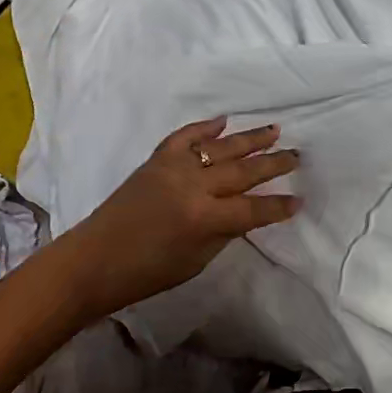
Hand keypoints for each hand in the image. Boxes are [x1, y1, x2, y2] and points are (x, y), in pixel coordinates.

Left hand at [54, 117, 299, 320]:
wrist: (91, 262)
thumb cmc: (148, 272)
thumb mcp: (198, 260)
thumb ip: (226, 231)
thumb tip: (249, 211)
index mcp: (206, 218)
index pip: (255, 209)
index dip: (280, 206)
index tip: (300, 200)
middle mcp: (194, 187)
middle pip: (244, 171)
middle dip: (275, 164)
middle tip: (297, 156)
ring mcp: (173, 169)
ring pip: (221, 148)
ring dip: (250, 139)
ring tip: (275, 130)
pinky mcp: (155, 161)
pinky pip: (184, 137)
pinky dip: (203, 127)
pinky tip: (223, 121)